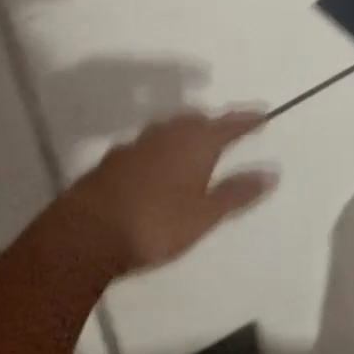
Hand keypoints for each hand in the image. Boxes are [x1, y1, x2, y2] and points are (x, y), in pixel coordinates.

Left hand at [43, 109, 277, 277]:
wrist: (80, 239)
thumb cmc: (154, 226)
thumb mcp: (204, 216)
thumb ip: (237, 193)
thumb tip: (273, 173)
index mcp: (196, 143)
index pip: (229, 124)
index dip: (247, 120)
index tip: (263, 114)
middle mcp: (167, 135)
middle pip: (195, 120)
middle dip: (212, 122)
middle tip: (224, 129)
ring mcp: (134, 147)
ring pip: (166, 130)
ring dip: (181, 133)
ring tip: (189, 144)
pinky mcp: (108, 164)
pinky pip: (142, 148)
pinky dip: (155, 151)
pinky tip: (151, 166)